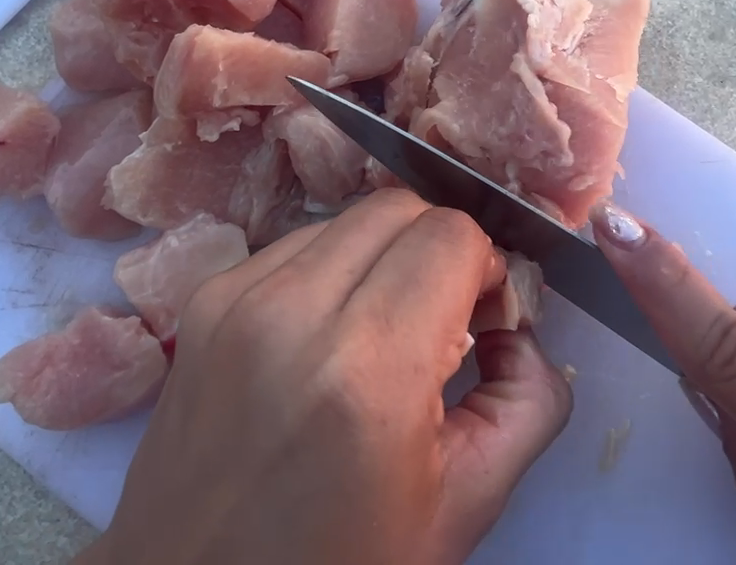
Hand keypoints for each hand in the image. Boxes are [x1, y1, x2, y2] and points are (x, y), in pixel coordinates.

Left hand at [79, 190, 573, 564]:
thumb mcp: (467, 502)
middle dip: (440, 247)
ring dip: (385, 254)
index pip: (452, 235)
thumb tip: (517, 322)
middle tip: (443, 314)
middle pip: (401, 207)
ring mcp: (238, 296)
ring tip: (381, 326)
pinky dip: (333, 268)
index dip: (485, 266)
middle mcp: (293, 312)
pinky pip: (297, 243)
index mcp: (369, 371)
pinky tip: (328, 331)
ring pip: (349, 218)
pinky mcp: (205, 296)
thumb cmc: (343, 560)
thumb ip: (530, 398)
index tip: (484, 314)